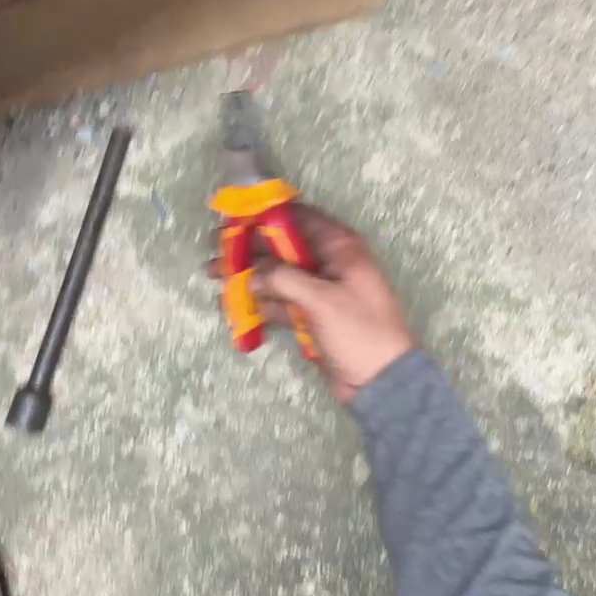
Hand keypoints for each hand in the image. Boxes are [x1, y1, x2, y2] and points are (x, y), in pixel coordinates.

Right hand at [213, 206, 415, 403]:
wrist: (382, 381)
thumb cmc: (359, 331)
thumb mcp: (321, 299)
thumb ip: (283, 279)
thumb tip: (251, 275)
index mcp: (340, 247)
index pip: (299, 217)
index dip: (267, 214)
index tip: (234, 215)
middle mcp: (328, 262)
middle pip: (282, 246)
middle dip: (249, 246)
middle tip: (215, 246)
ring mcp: (318, 289)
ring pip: (277, 273)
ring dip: (248, 274)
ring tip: (213, 274)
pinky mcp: (310, 314)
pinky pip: (279, 300)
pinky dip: (259, 301)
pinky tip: (233, 302)